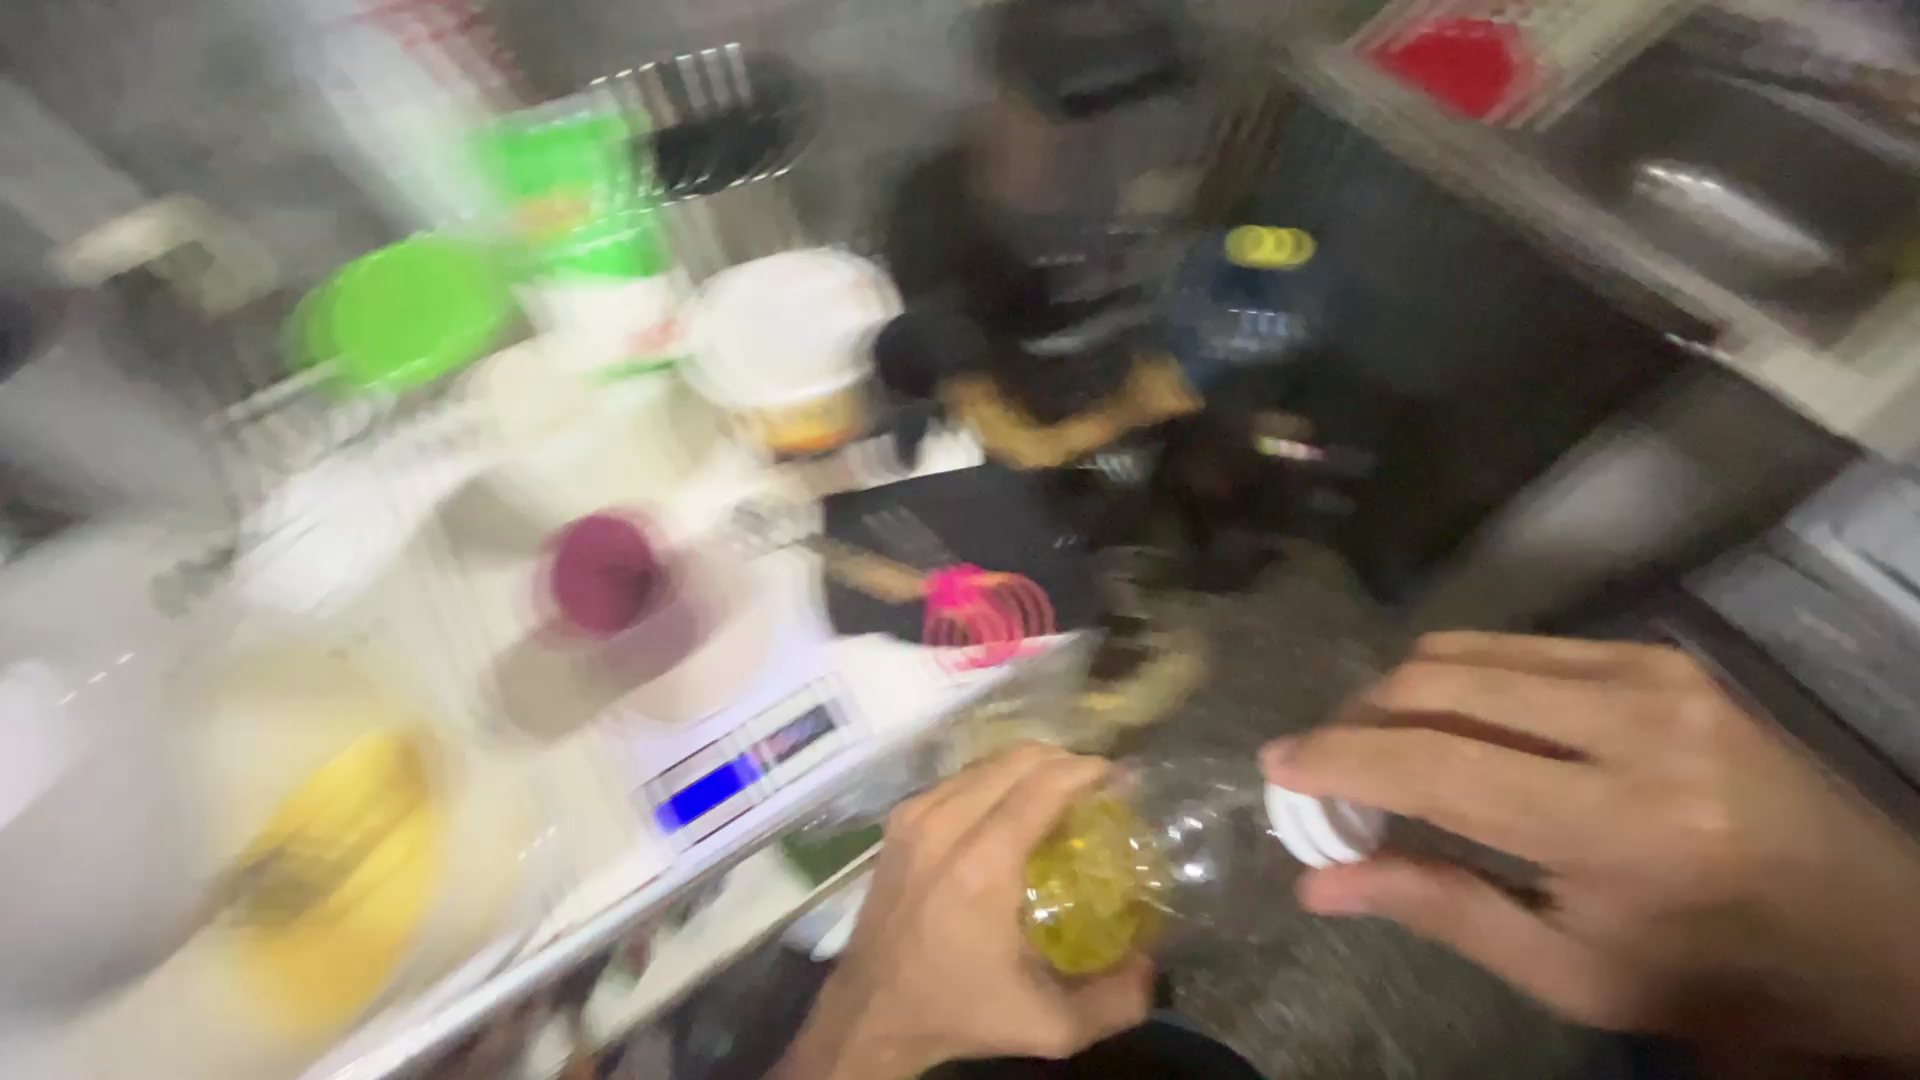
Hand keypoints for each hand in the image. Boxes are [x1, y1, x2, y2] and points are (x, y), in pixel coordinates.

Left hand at [775, 744, 1153, 1079]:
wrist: (871, 1011)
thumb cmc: (960, 1011)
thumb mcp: (1048, 1027)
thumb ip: (1114, 1001)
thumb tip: (1153, 963)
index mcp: (982, 866)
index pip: (1041, 786)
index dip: (1084, 771)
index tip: (1118, 777)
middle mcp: (945, 824)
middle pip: (1016, 760)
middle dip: (1064, 760)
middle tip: (1095, 785)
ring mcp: (916, 814)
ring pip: (987, 761)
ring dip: (1030, 765)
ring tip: (1060, 790)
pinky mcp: (900, 817)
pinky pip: (960, 776)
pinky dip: (996, 776)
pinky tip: (1014, 802)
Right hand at [1262, 632, 1919, 1059]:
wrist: (1878, 929)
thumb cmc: (1714, 973)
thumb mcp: (1572, 975)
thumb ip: (1436, 908)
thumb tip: (1314, 881)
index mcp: (1622, 828)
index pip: (1434, 765)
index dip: (1337, 758)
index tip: (1275, 763)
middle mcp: (1636, 727)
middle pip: (1433, 685)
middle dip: (1355, 720)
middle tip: (1327, 763)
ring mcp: (1650, 676)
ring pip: (1457, 651)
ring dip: (1394, 693)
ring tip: (1380, 741)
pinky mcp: (1653, 656)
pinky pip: (1503, 644)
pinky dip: (1448, 676)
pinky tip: (1449, 718)